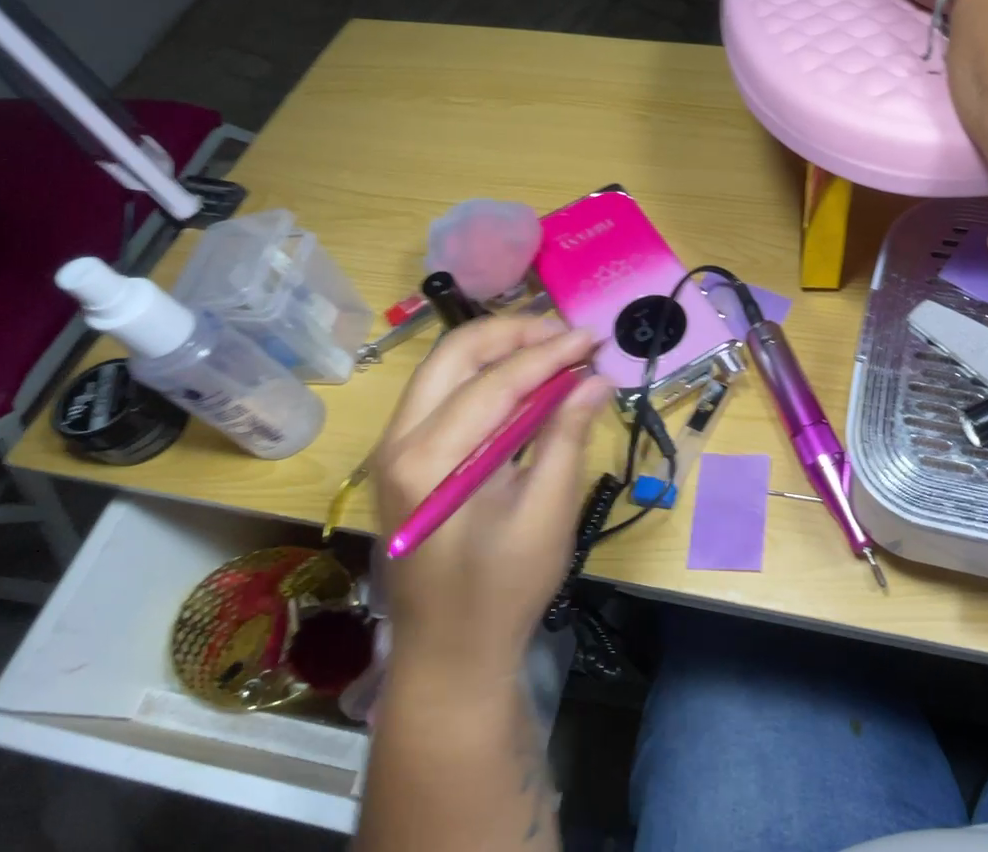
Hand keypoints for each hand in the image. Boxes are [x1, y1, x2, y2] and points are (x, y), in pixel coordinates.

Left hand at [369, 317, 612, 677]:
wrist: (449, 653)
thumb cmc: (502, 591)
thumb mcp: (545, 516)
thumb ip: (565, 439)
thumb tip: (594, 380)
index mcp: (428, 461)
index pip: (494, 382)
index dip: (549, 354)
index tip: (593, 339)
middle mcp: (397, 444)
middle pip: (453, 356)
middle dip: (513, 334)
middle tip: (567, 335)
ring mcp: (394, 452)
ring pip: (443, 371)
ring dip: (497, 351)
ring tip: (552, 350)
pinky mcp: (403, 463)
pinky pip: (441, 398)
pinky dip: (483, 380)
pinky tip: (523, 384)